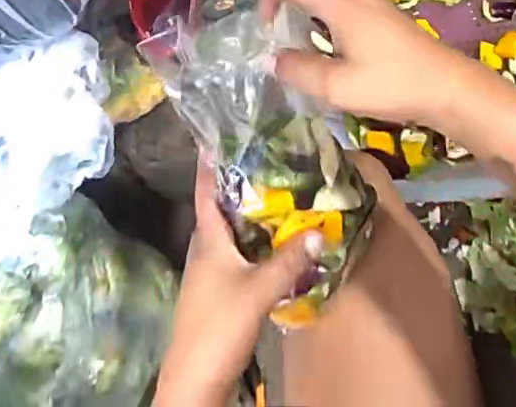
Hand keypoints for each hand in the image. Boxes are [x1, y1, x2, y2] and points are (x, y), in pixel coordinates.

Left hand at [154, 161, 320, 406]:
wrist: (193, 389)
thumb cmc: (217, 328)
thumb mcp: (258, 291)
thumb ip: (289, 260)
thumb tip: (321, 228)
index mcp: (207, 239)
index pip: (206, 190)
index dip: (210, 162)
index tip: (221, 133)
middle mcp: (206, 249)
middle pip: (222, 207)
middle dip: (242, 182)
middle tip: (271, 156)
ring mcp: (211, 272)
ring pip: (232, 231)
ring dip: (252, 212)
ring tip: (283, 191)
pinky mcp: (221, 292)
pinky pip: (240, 252)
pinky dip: (257, 240)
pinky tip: (279, 240)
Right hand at [260, 0, 497, 129]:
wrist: (444, 83)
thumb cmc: (392, 85)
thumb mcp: (338, 88)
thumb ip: (300, 71)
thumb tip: (273, 59)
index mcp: (339, 1)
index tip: (263, 27)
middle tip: (267, 10)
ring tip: (286, 15)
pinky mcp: (376, 2)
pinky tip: (316, 20)